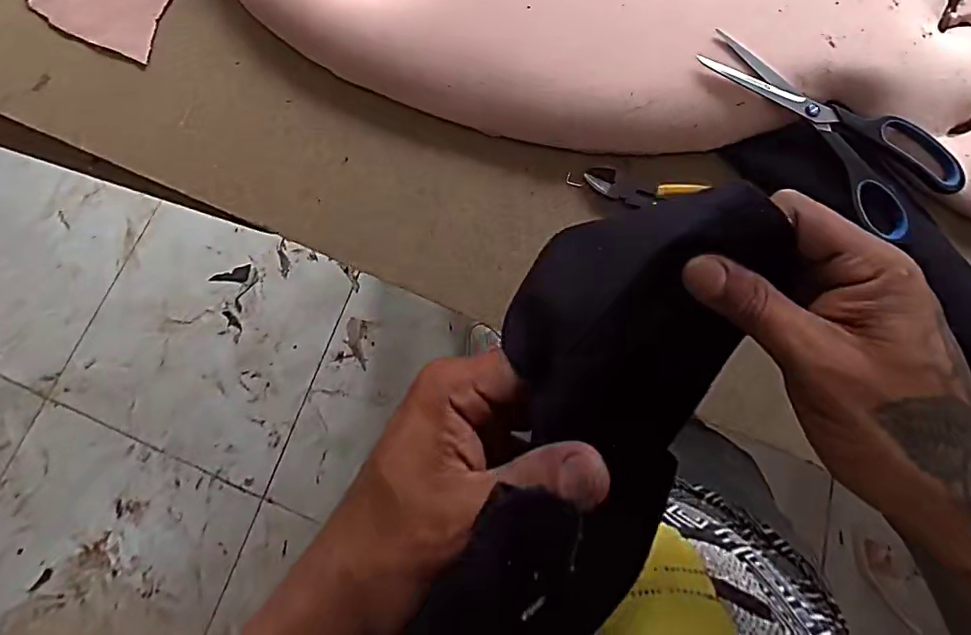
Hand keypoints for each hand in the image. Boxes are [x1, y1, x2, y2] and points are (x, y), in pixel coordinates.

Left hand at [247, 351, 608, 634]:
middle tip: (623, 438)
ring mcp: (467, 431)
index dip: (570, 379)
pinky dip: (545, 470)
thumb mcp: (468, 514)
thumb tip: (602, 463)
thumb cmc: (393, 547)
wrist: (347, 605)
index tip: (620, 397)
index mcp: (452, 386)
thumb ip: (536, 482)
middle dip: (571, 417)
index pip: (525, 364)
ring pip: (531, 425)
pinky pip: (521, 453)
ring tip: (613, 457)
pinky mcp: (473, 465)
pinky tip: (583, 481)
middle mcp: (461, 397)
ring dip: (561, 448)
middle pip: (531, 392)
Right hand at [685, 191, 970, 634]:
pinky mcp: (841, 319)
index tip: (699, 243)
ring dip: (750, 275)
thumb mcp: (815, 362)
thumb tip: (694, 263)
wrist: (943, 502)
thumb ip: (755, 304)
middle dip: (742, 248)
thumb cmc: (891, 430)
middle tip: (692, 268)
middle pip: (789, 232)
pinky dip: (762, 297)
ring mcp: (855, 295)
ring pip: (786, 262)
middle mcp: (866, 268)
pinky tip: (730, 307)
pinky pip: (792, 290)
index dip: (746, 221)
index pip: (797, 212)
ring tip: (702, 286)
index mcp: (875, 264)